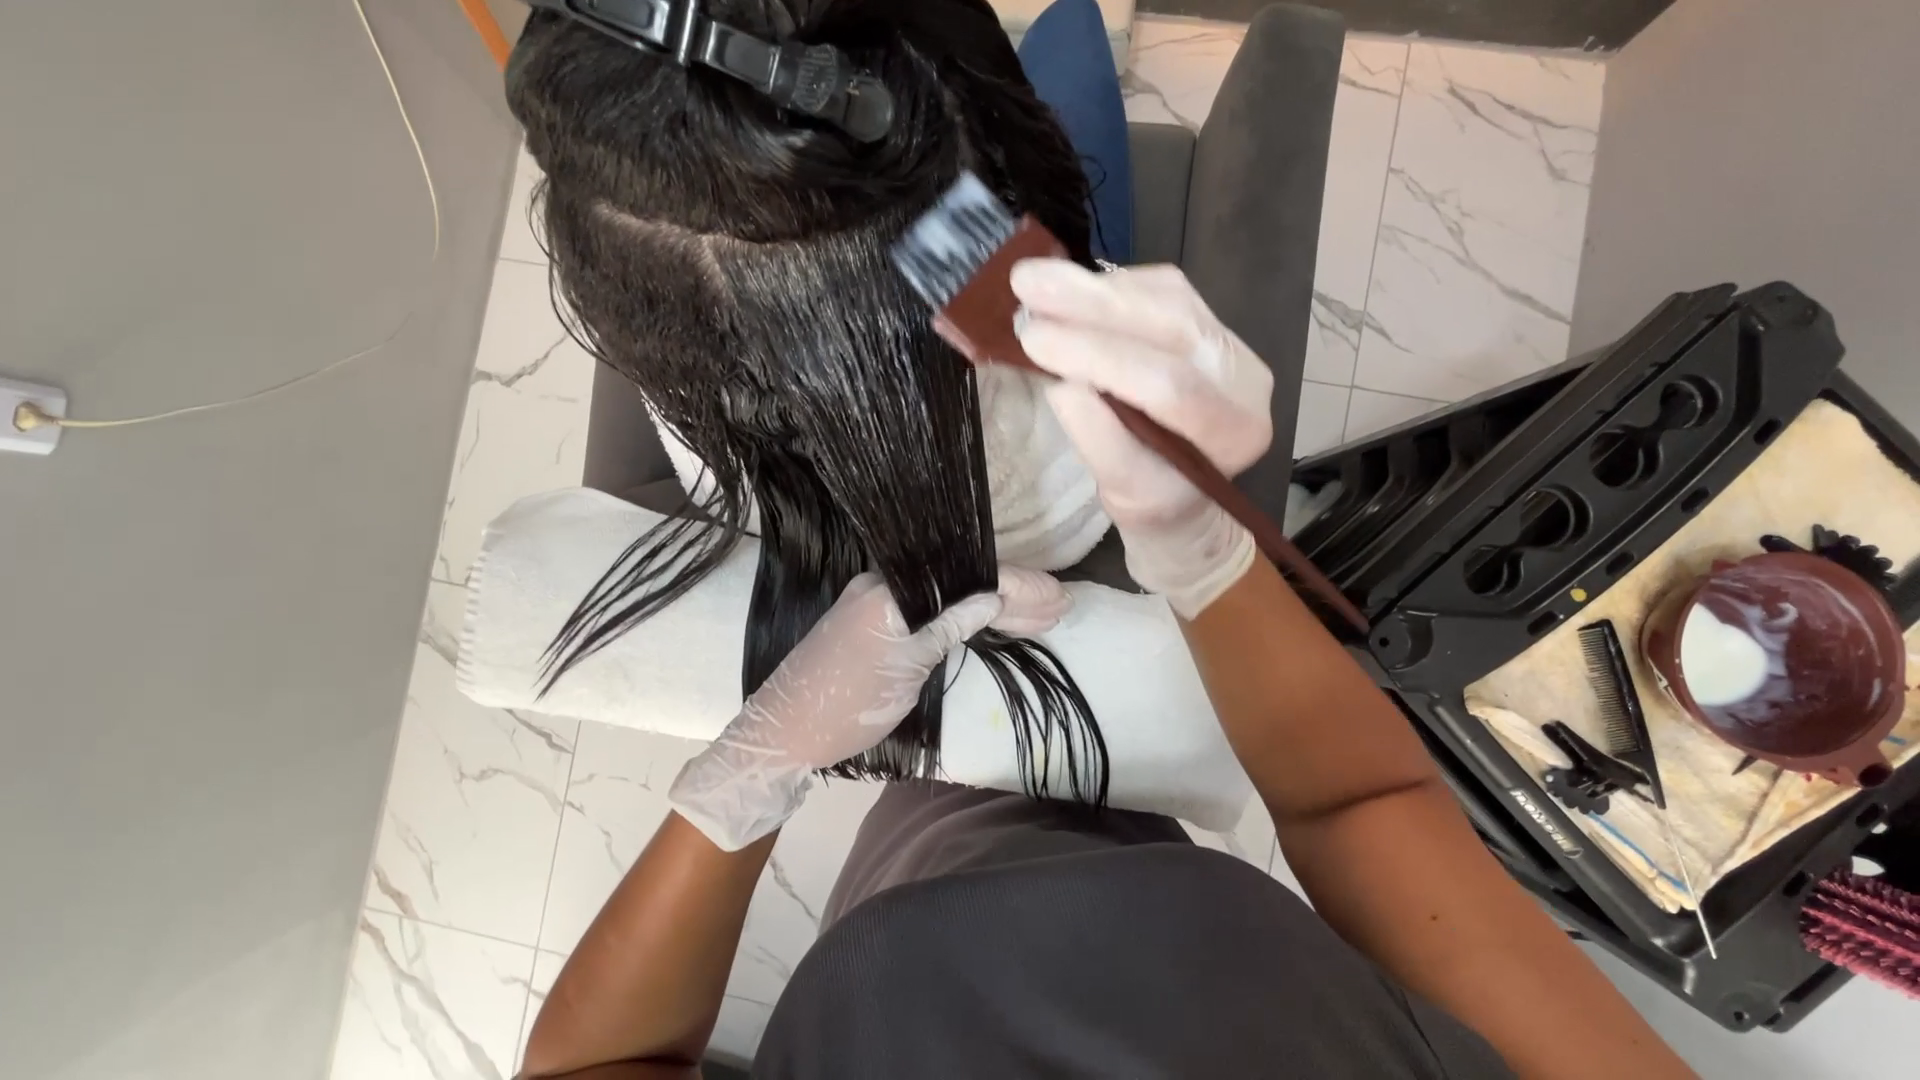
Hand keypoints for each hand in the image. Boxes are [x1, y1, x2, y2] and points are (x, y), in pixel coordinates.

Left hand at [669, 568, 1072, 850]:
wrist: (784, 734)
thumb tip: (993, 595)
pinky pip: (932, 610)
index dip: (1015, 585)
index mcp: (891, 589)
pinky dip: (965, 618)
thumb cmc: (845, 705)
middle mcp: (887, 585)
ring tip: (1043, 616)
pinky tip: (997, 622)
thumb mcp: (906, 668)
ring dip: (994, 608)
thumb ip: (948, 626)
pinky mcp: (880, 623)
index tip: (1053, 597)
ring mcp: (882, 602)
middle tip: (1059, 606)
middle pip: (961, 581)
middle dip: (1013, 595)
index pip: (966, 576)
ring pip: (949, 597)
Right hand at [1012, 259, 1273, 617]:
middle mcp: (1246, 379)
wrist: (1181, 491)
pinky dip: (1109, 285)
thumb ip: (1101, 443)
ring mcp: (1230, 343)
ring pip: (1167, 297)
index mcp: (1236, 432)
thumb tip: (1062, 386)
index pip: (1169, 386)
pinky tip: (1067, 288)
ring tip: (1034, 282)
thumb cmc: (1154, 501)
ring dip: (1095, 287)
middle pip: (1172, 326)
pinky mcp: (1207, 321)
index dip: (1099, 357)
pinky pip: (1161, 289)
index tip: (1034, 341)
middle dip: (1093, 304)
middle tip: (1026, 285)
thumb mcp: (1124, 493)